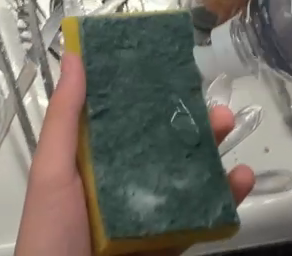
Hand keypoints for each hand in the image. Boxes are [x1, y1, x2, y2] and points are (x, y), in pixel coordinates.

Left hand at [14, 51, 255, 255]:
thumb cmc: (50, 234)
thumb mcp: (51, 170)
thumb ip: (65, 115)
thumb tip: (73, 54)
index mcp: (89, 158)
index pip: (120, 115)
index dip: (144, 90)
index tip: (170, 64)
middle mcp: (120, 181)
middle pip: (160, 142)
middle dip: (189, 120)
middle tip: (215, 104)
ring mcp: (147, 214)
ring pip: (186, 175)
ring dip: (213, 151)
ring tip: (230, 129)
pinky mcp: (168, 243)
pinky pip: (200, 218)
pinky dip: (225, 200)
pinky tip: (241, 180)